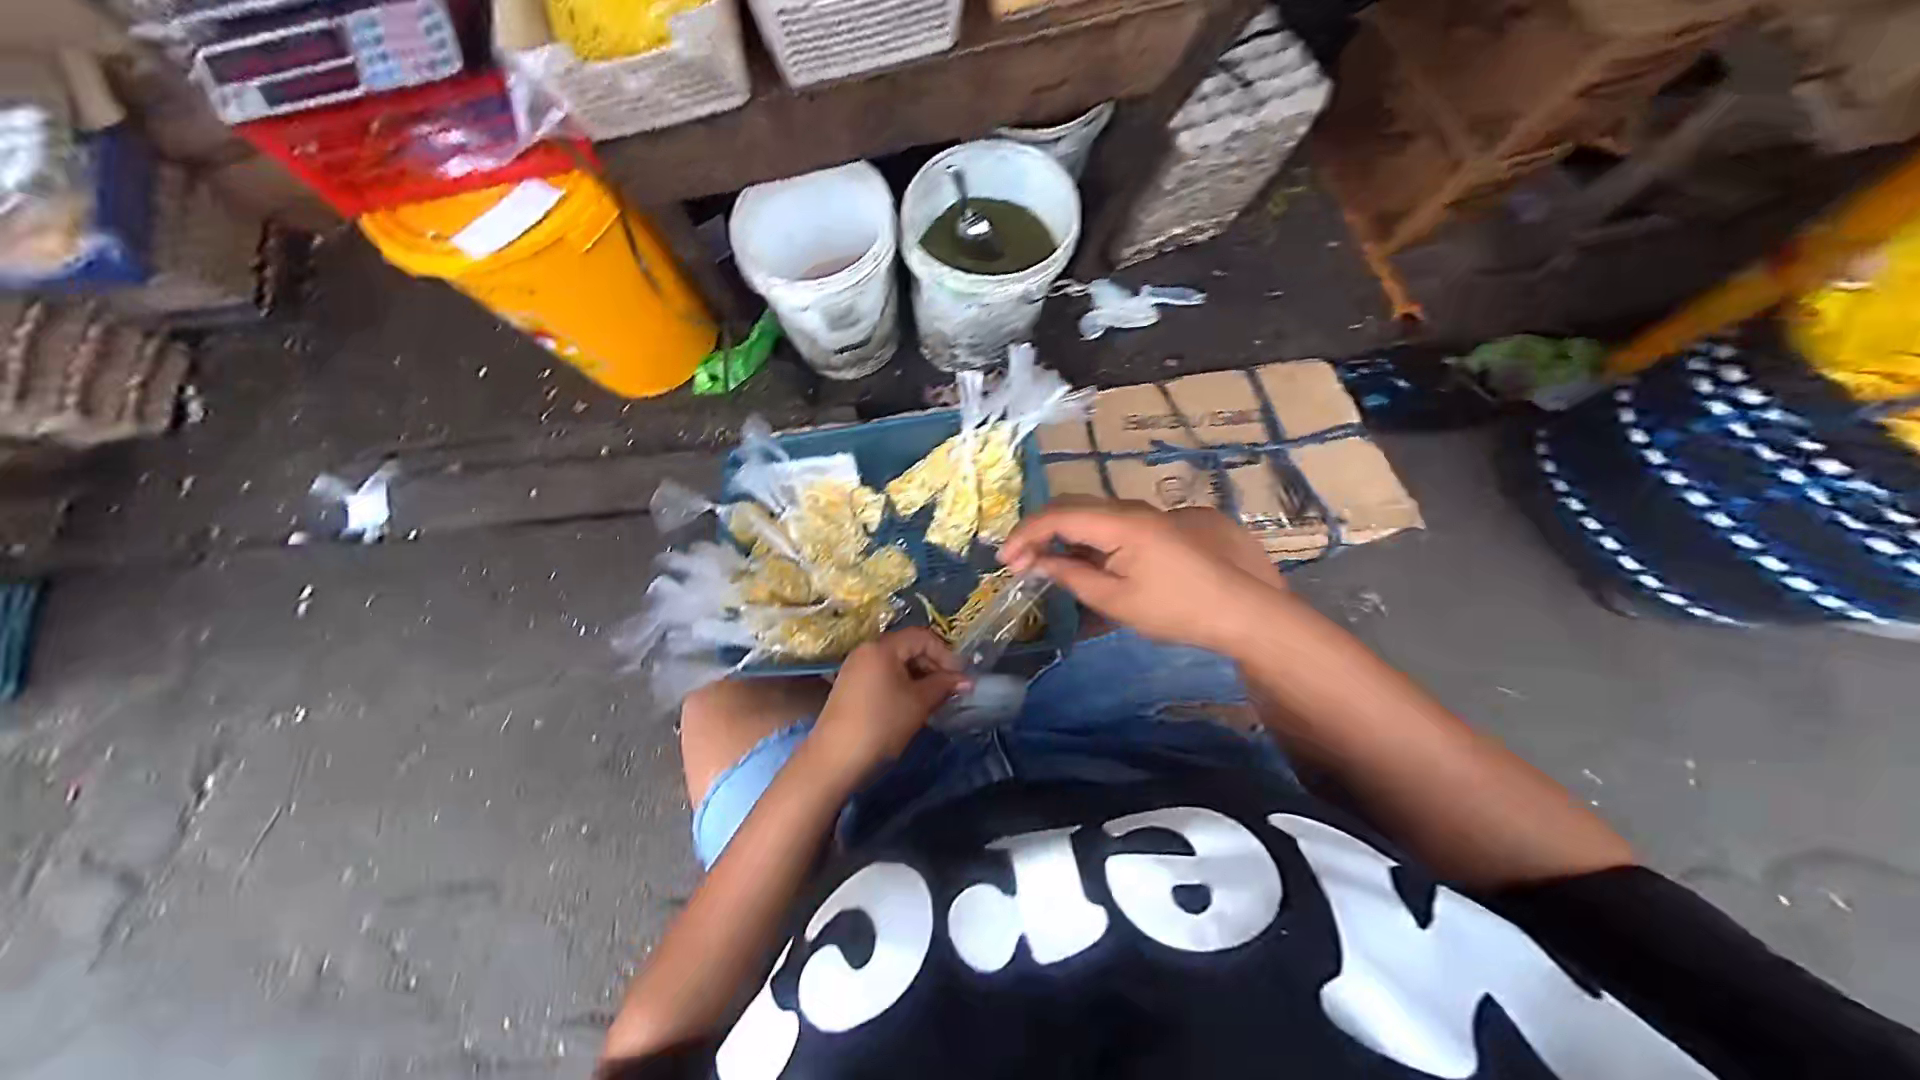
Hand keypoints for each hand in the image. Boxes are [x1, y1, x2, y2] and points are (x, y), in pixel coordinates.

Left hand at [808, 628, 963, 782]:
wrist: (835, 758)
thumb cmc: (882, 724)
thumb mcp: (919, 703)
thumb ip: (944, 686)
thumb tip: (967, 680)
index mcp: (882, 647)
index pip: (922, 637)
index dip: (946, 654)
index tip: (960, 678)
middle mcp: (866, 650)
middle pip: (908, 647)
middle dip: (933, 666)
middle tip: (950, 690)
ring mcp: (855, 668)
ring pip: (896, 663)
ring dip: (919, 677)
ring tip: (934, 700)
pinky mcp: (850, 686)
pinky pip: (883, 676)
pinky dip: (901, 685)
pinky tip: (911, 706)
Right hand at [1000, 499, 1289, 652]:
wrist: (1244, 610)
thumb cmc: (1177, 610)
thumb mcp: (1116, 601)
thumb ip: (1072, 576)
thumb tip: (1038, 562)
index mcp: (1120, 523)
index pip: (1057, 516)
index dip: (1025, 535)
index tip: (1004, 560)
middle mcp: (1132, 509)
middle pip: (1072, 507)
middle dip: (1039, 532)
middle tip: (1020, 562)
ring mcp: (1151, 514)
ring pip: (1093, 514)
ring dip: (1064, 535)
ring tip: (1047, 564)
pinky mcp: (1163, 524)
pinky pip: (1114, 523)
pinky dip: (1090, 538)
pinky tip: (1085, 562)